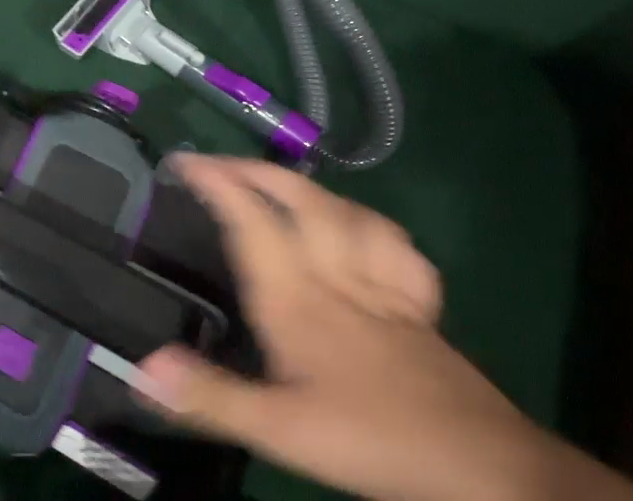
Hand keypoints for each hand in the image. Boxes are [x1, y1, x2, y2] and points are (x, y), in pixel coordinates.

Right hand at [134, 155, 545, 500]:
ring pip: (348, 215)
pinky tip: (362, 231)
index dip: (217, 183)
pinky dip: (373, 229)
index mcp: (298, 298)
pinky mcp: (419, 308)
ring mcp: (383, 289)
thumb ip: (211, 396)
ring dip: (311, 189)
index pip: (251, 221)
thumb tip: (143, 366)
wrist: (489, 470)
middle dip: (258, 172)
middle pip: (302, 201)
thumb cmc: (375, 439)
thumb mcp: (280, 430)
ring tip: (283, 183)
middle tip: (221, 162)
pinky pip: (397, 251)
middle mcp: (338, 279)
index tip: (183, 161)